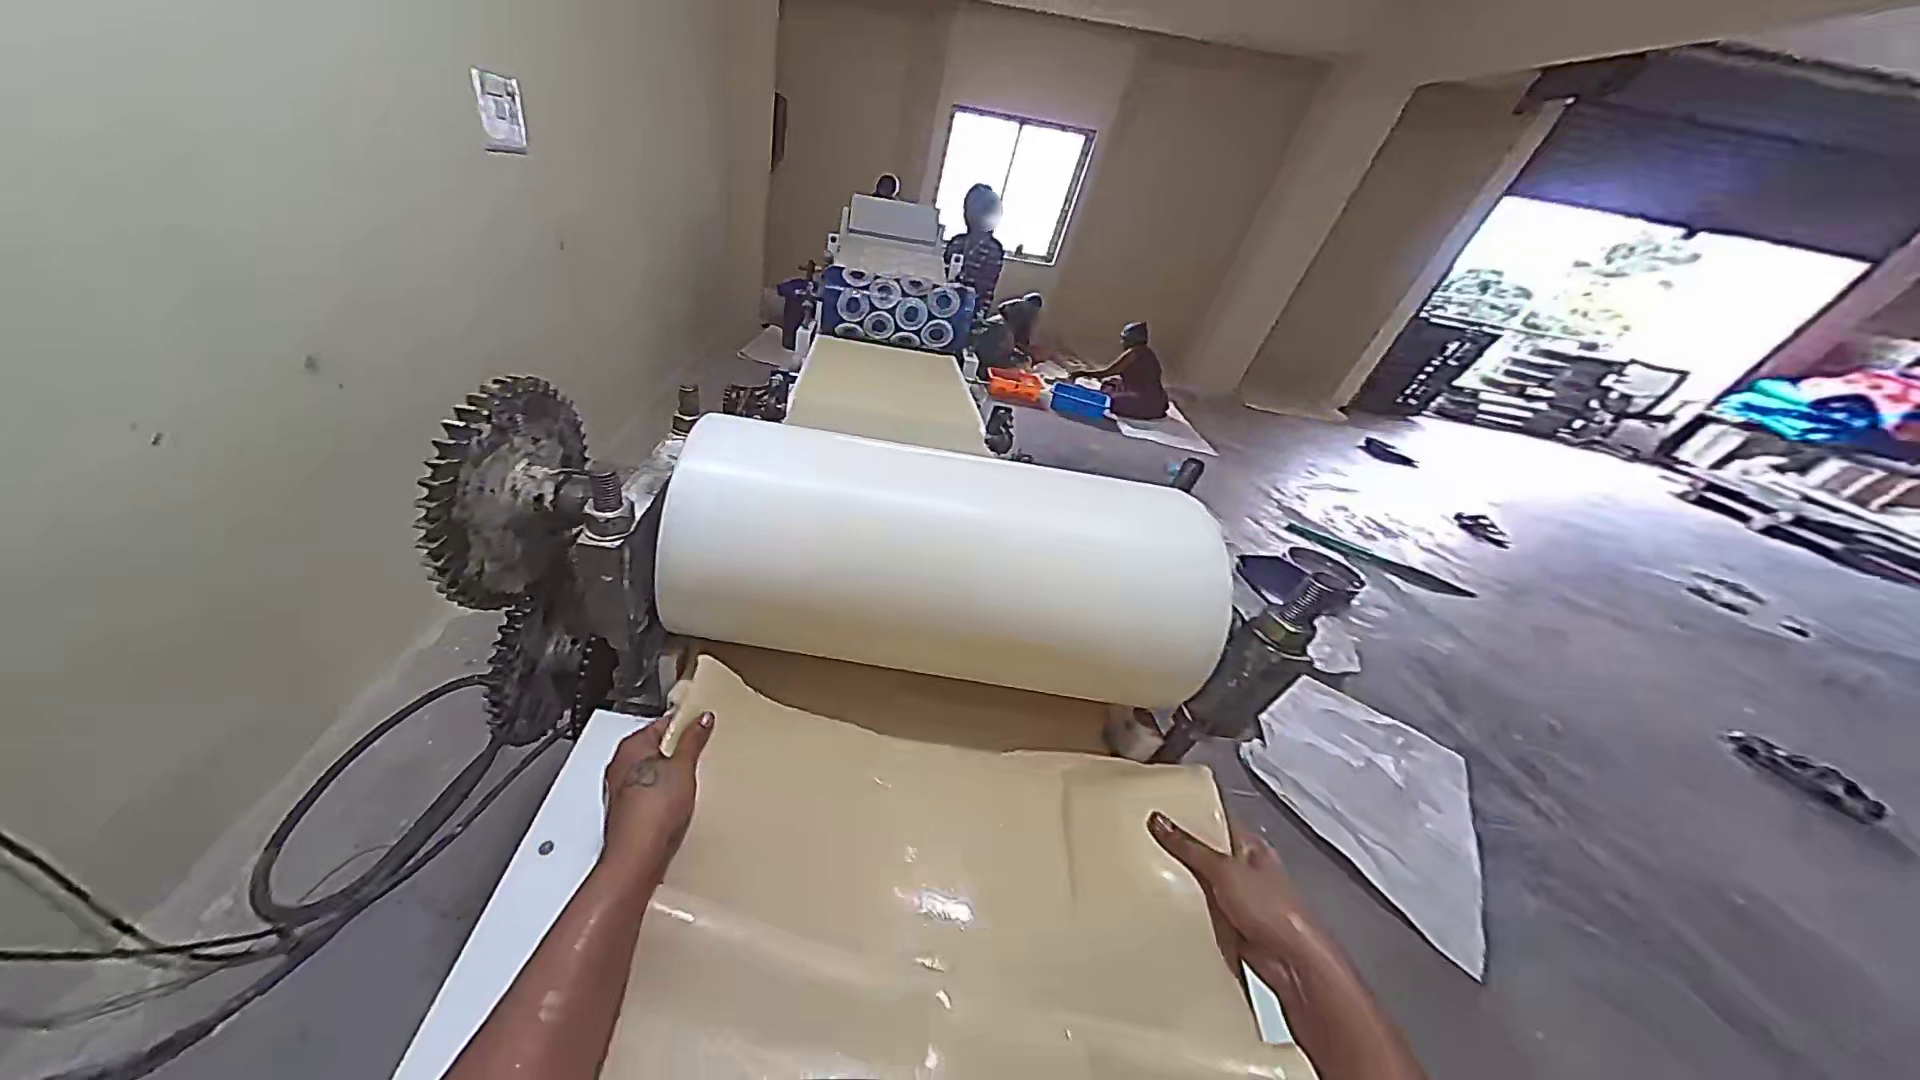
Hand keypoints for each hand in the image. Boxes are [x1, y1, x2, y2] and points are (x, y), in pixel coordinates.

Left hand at [601, 713, 713, 875]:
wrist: (638, 857)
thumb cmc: (650, 813)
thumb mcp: (683, 766)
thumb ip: (693, 739)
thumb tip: (702, 720)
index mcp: (631, 747)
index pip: (662, 723)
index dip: (686, 724)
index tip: (703, 726)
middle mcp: (621, 766)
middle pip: (658, 746)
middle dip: (680, 749)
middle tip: (701, 752)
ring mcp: (625, 790)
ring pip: (656, 769)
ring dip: (674, 771)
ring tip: (691, 778)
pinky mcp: (631, 810)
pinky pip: (655, 790)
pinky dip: (668, 790)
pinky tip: (680, 799)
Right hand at [1149, 811, 1314, 963]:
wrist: (1291, 966)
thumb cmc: (1272, 909)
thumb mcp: (1224, 869)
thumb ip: (1190, 847)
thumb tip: (1159, 821)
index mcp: (1250, 846)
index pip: (1215, 821)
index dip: (1190, 814)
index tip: (1160, 810)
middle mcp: (1245, 869)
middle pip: (1205, 851)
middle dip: (1181, 849)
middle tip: (1148, 838)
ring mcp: (1238, 897)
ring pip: (1202, 881)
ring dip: (1183, 880)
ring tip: (1150, 867)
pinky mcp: (1230, 923)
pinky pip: (1201, 907)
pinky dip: (1187, 906)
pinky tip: (1167, 901)